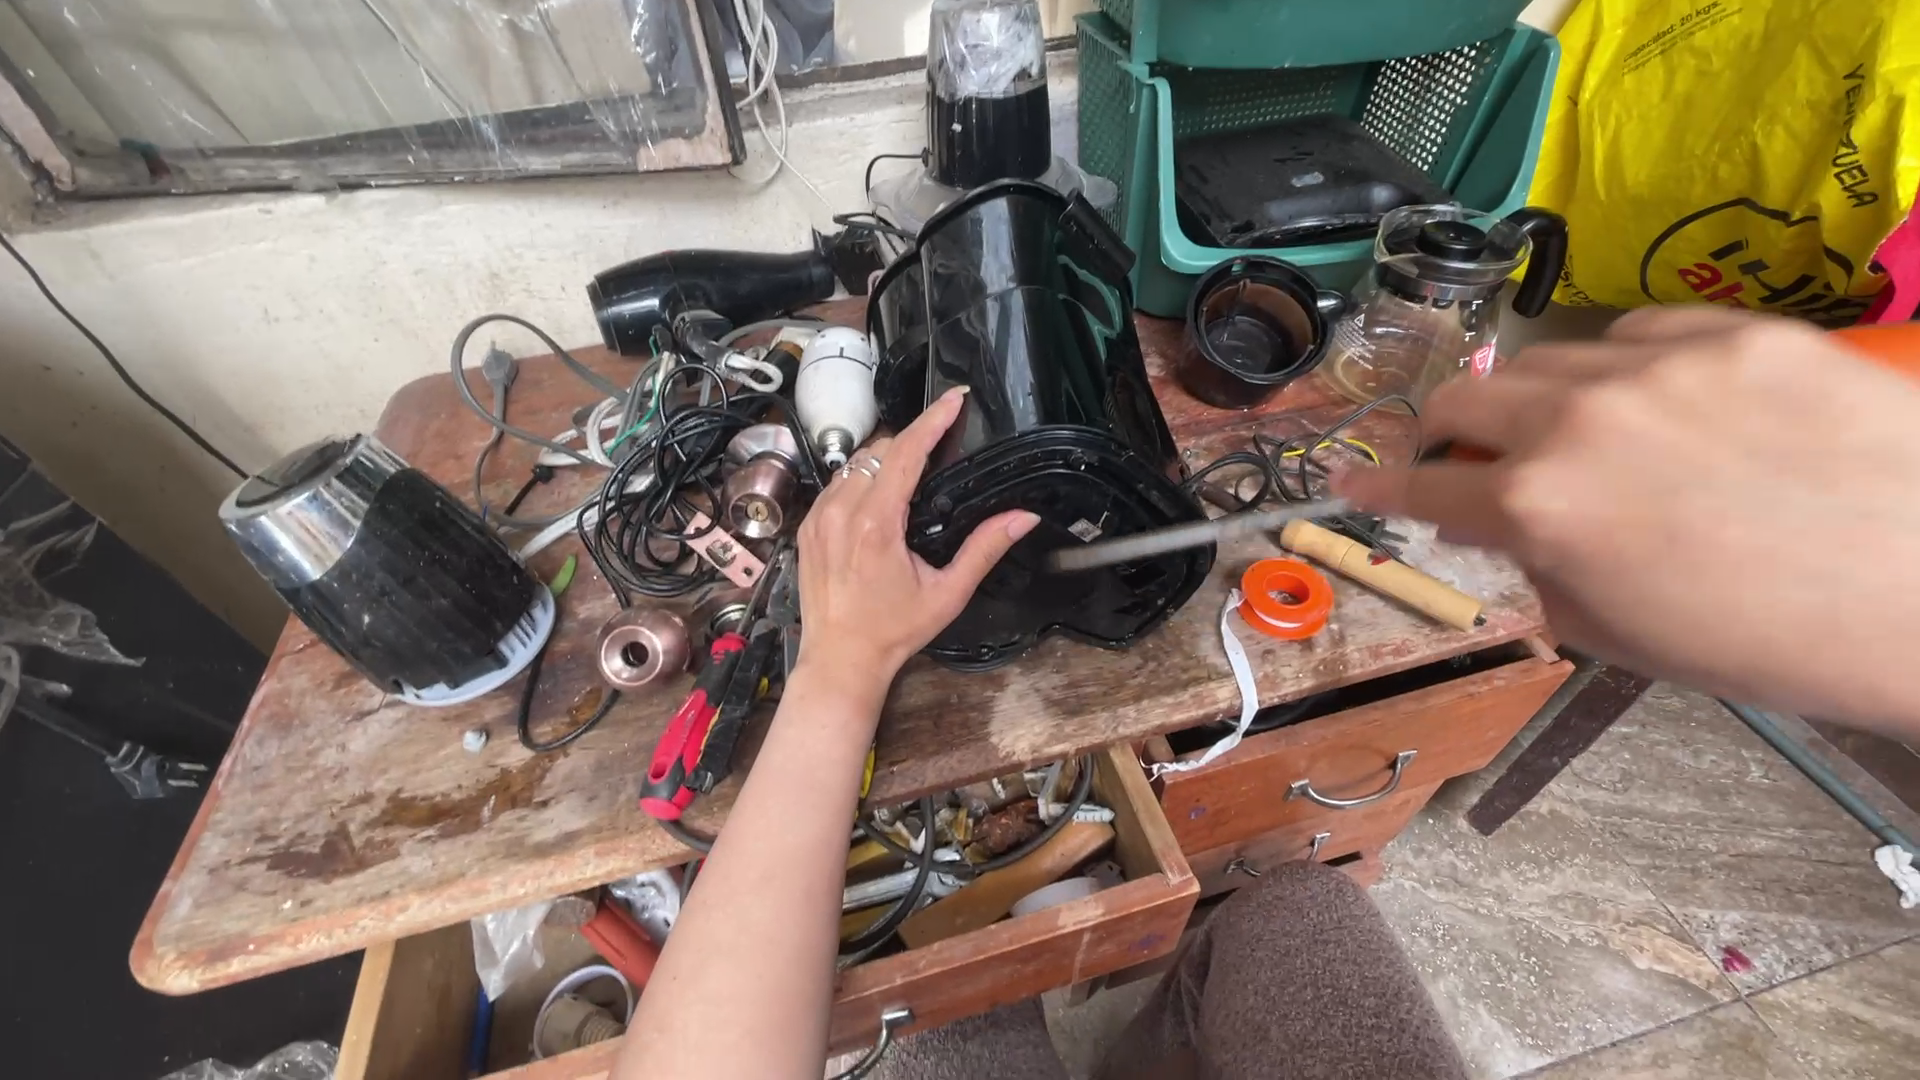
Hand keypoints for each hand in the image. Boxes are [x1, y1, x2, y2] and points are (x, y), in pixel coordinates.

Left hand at [794, 386, 1039, 690]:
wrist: (840, 660)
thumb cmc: (894, 630)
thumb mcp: (948, 592)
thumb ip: (985, 548)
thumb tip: (1023, 517)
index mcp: (876, 524)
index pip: (905, 452)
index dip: (932, 420)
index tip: (954, 399)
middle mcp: (840, 512)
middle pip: (879, 450)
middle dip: (911, 441)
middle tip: (940, 448)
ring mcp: (817, 517)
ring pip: (854, 463)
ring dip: (884, 459)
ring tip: (912, 474)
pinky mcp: (806, 527)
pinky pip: (836, 484)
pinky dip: (860, 479)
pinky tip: (879, 498)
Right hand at [1335, 307, 1919, 731]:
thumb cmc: (1761, 642)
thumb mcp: (1602, 630)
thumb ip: (1521, 565)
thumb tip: (1486, 526)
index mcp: (1535, 509)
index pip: (1415, 490)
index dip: (1372, 488)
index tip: (1347, 479)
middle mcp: (1573, 425)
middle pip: (1456, 402)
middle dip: (1440, 435)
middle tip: (1462, 458)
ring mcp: (1655, 370)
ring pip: (1535, 363)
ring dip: (1526, 404)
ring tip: (1571, 433)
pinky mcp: (1737, 335)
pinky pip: (1632, 332)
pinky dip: (1616, 366)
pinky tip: (1653, 398)